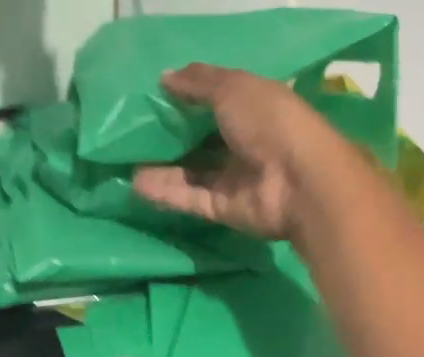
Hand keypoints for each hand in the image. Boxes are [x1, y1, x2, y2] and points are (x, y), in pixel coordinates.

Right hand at [132, 64, 330, 238]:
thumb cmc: (270, 123)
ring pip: (191, 174)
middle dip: (169, 137)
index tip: (153, 97)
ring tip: (124, 161)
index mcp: (252, 110)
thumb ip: (199, 82)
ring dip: (160, 168)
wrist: (299, 182)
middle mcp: (243, 145)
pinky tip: (136, 184)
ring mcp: (234, 180)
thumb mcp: (233, 88)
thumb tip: (165, 78)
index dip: (186, 99)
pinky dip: (166, 193)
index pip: (215, 103)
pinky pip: (191, 199)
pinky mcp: (225, 209)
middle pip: (200, 141)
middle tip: (131, 131)